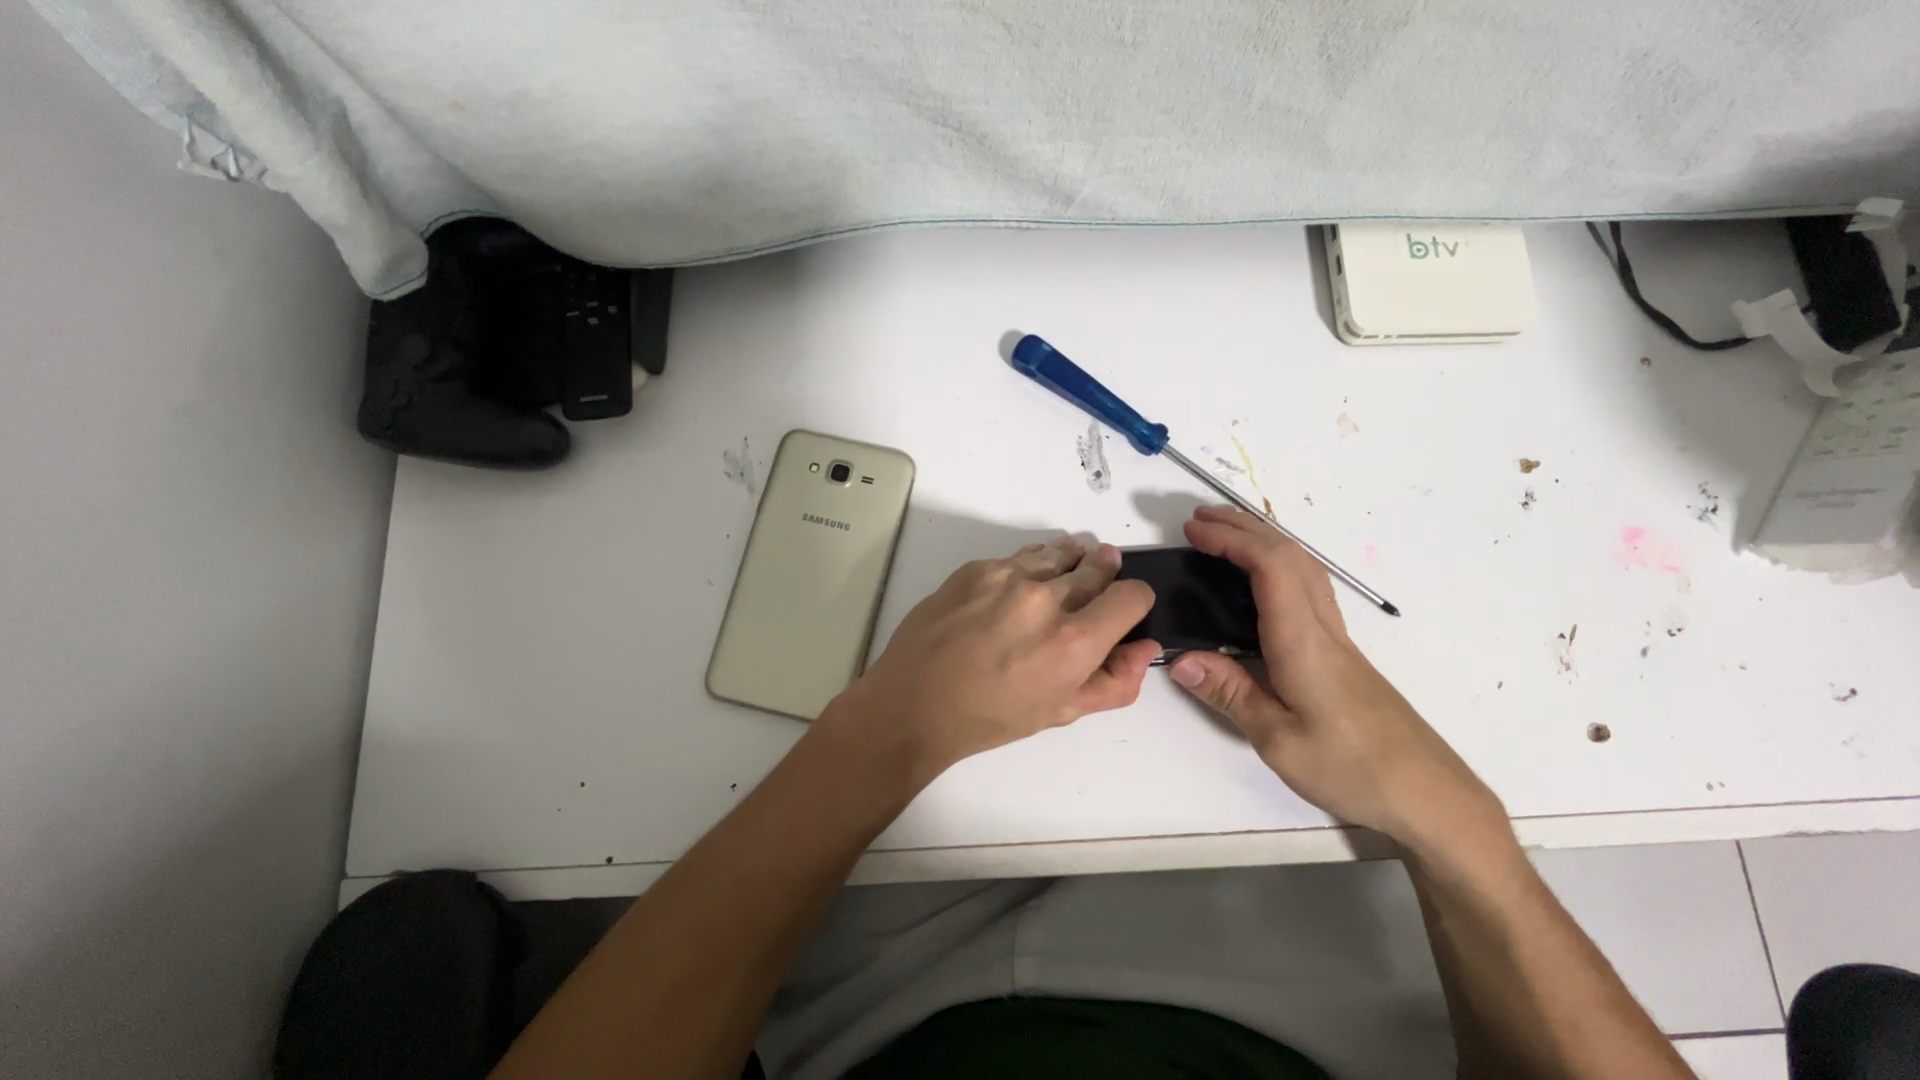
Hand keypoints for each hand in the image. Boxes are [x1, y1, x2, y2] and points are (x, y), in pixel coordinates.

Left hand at [821, 537, 1160, 783]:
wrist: (914, 702)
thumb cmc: (991, 717)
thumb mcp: (1061, 712)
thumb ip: (1114, 681)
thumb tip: (1145, 646)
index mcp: (1074, 641)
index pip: (1133, 595)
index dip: (1136, 601)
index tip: (1124, 609)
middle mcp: (1046, 599)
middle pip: (1098, 566)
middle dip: (1104, 575)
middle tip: (1097, 586)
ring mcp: (1008, 577)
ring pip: (1060, 552)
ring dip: (1072, 562)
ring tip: (1066, 577)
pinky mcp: (977, 567)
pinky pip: (1021, 556)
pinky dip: (1032, 566)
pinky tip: (1022, 586)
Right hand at [1167, 506, 1504, 848]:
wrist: (1427, 793)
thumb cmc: (1351, 768)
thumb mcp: (1277, 740)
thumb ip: (1230, 694)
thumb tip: (1180, 658)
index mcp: (1302, 642)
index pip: (1269, 568)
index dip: (1231, 539)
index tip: (1193, 530)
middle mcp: (1323, 628)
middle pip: (1289, 556)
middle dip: (1243, 528)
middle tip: (1199, 520)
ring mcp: (1337, 639)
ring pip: (1304, 568)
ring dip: (1263, 542)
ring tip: (1225, 538)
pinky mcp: (1341, 654)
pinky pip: (1308, 589)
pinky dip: (1279, 566)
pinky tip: (1262, 584)